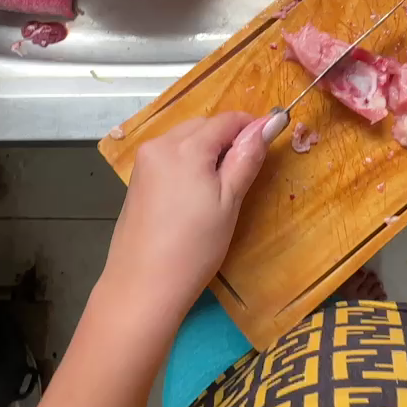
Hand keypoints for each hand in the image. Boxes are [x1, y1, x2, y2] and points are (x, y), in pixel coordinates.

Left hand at [101, 111, 269, 324]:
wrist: (142, 286)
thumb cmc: (194, 247)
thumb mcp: (230, 201)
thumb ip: (247, 157)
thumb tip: (270, 123)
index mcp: (186, 147)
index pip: (226, 120)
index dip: (251, 127)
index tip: (268, 145)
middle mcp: (161, 144)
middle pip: (204, 125)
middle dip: (227, 138)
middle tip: (243, 174)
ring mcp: (145, 161)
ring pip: (185, 137)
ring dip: (206, 149)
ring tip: (219, 187)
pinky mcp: (137, 178)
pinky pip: (169, 154)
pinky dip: (187, 161)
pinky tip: (194, 193)